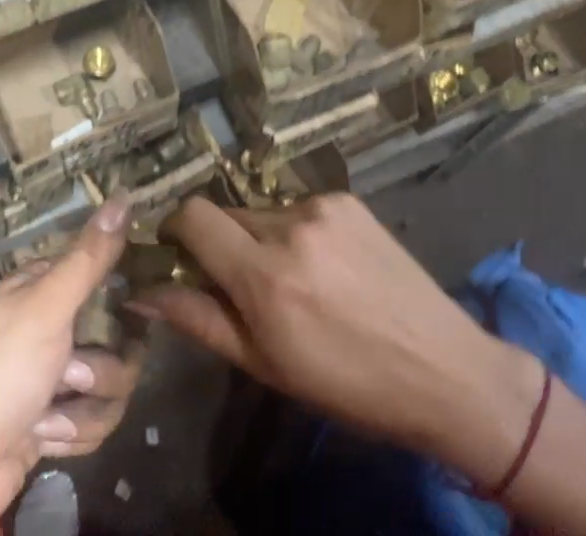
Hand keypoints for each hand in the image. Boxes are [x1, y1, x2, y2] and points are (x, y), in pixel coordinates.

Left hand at [0, 195, 129, 517]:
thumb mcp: (45, 307)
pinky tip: (41, 438)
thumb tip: (123, 196)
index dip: (123, 298)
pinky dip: (72, 435)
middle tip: (69, 376)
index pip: (104, 277)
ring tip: (47, 418)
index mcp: (40, 290)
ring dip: (84, 410)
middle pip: (118, 342)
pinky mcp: (55, 420)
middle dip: (102, 372)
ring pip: (111, 388)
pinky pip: (94, 422)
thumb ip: (88, 258)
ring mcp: (52, 377)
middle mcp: (49, 328)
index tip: (138, 313)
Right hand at [135, 194, 543, 483]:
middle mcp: (290, 228)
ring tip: (297, 282)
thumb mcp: (263, 363)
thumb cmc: (347, 383)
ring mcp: (324, 209)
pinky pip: (298, 210)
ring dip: (261, 239)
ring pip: (262, 213)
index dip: (175, 231)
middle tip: (246, 286)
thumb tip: (139, 293)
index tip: (179, 256)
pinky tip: (327, 268)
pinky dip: (297, 233)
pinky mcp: (349, 202)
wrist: (446, 372)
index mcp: (263, 275)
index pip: (192, 216)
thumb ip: (197, 318)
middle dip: (222, 244)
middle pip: (225, 214)